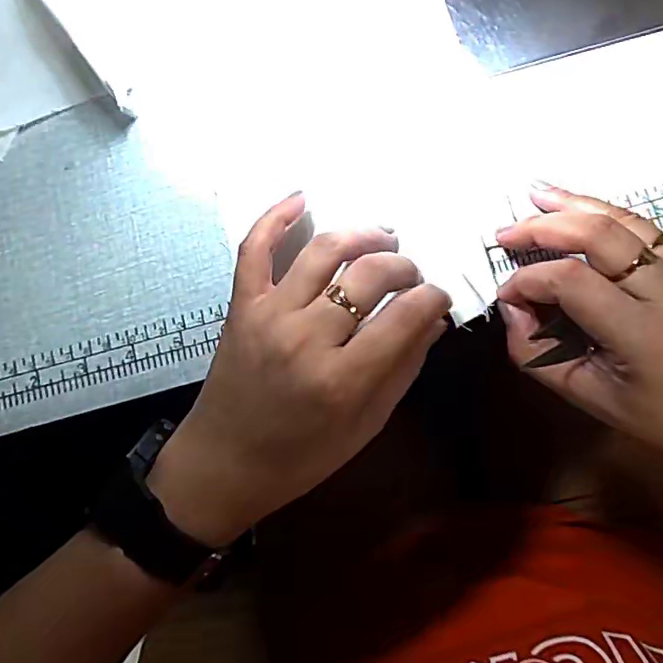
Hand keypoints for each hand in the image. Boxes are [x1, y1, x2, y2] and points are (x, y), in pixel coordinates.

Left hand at [148, 194, 450, 545]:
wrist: (223, 465)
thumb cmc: (303, 456)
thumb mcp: (367, 423)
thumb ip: (404, 367)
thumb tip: (434, 319)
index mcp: (342, 379)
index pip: (405, 315)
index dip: (433, 297)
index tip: (439, 297)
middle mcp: (305, 337)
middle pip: (369, 275)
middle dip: (405, 267)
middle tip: (413, 276)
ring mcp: (268, 315)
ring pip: (323, 251)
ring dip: (362, 236)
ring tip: (384, 240)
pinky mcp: (241, 305)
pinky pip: (254, 249)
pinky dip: (274, 217)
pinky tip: (301, 198)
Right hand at [495, 185, 662, 507]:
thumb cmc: (661, 418)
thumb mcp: (589, 397)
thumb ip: (536, 354)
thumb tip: (512, 306)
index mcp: (645, 335)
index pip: (572, 281)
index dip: (529, 279)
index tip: (509, 291)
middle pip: (600, 234)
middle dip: (546, 226)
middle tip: (509, 229)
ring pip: (628, 221)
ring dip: (579, 205)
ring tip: (541, 195)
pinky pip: (652, 236)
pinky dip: (612, 225)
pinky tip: (587, 221)